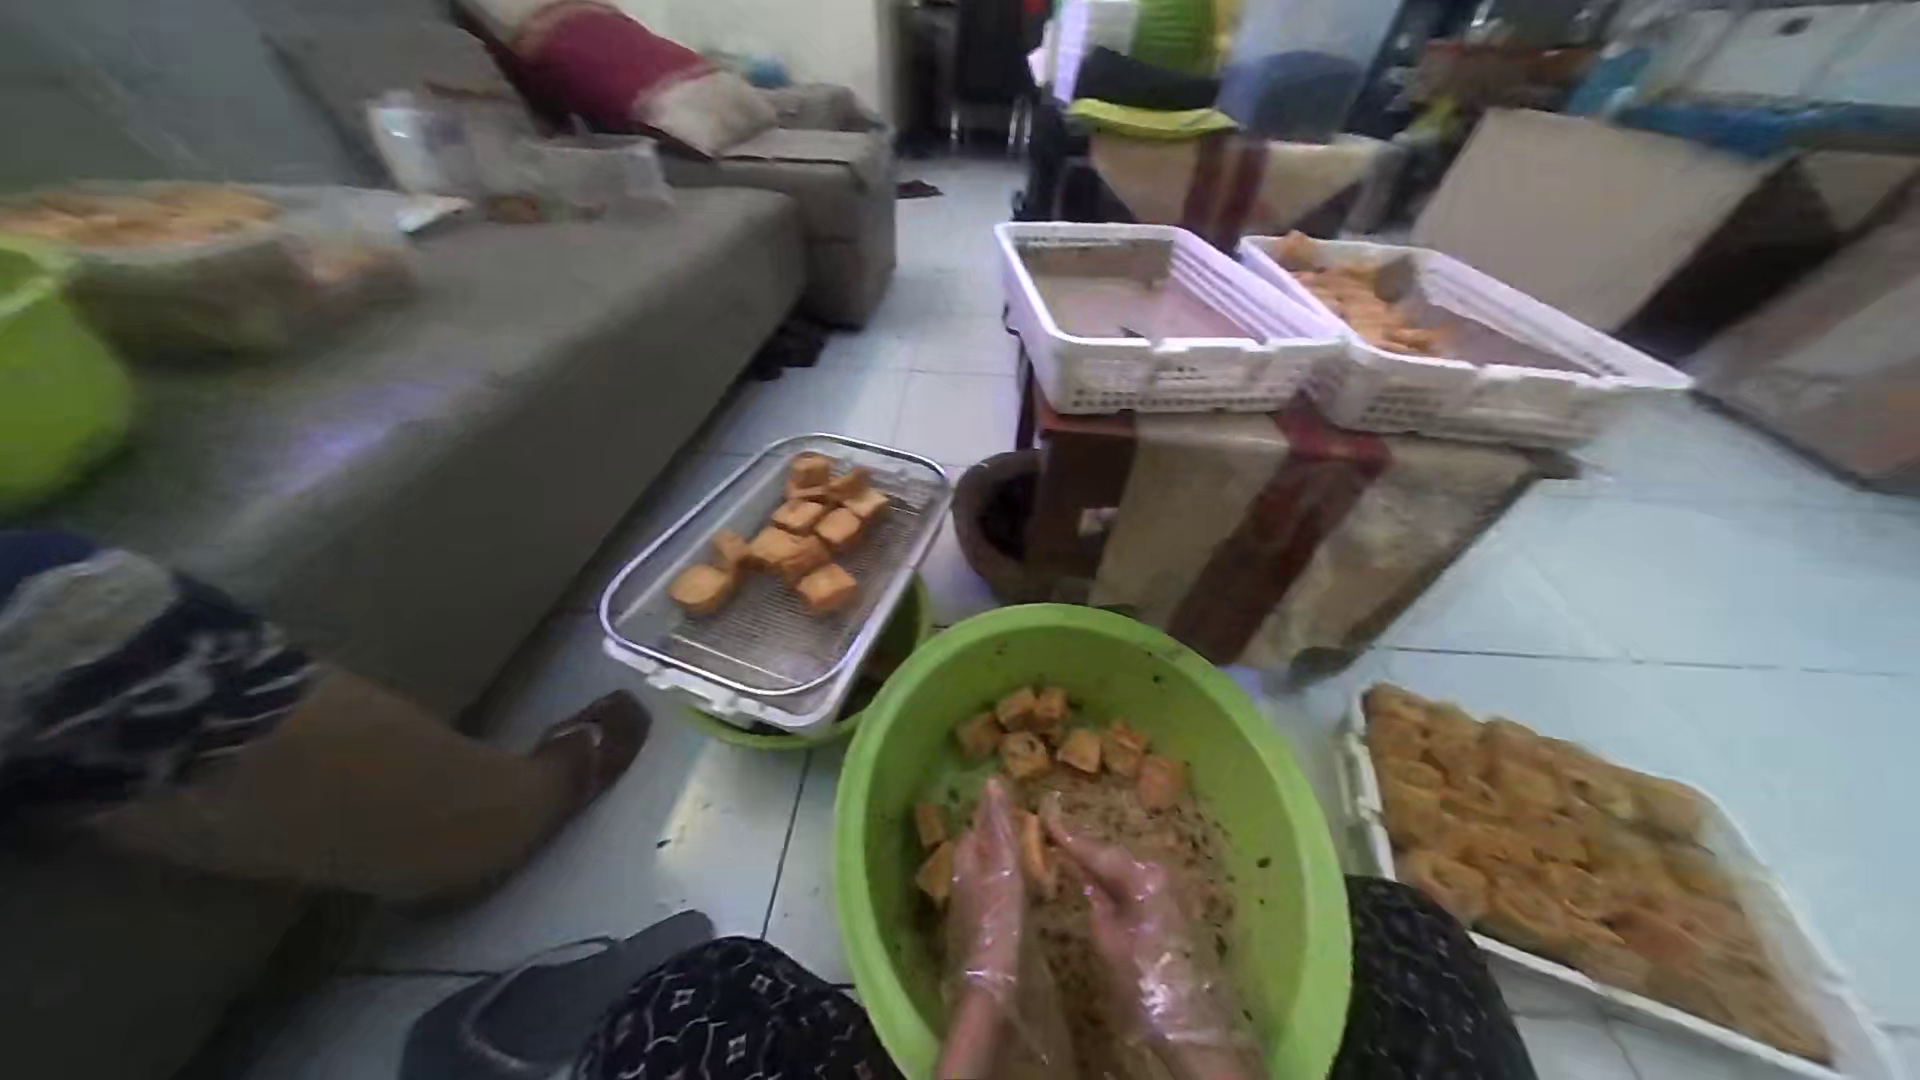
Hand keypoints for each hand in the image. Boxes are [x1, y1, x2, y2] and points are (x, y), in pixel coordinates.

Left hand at [951, 776, 1024, 997]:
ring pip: (987, 876)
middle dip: (998, 839)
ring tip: (1034, 857)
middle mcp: (964, 886)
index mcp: (966, 866)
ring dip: (1005, 864)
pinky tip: (1027, 897)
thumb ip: (999, 828)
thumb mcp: (1004, 868)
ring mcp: (972, 913)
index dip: (991, 815)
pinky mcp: (985, 936)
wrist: (994, 992)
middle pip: (979, 853)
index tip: (1016, 804)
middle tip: (1030, 830)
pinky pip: (997, 900)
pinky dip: (1011, 889)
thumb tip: (992, 780)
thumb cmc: (999, 923)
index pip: (975, 829)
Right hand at [1043, 795, 1258, 1077]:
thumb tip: (1076, 868)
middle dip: (1081, 842)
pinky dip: (1110, 875)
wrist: (1195, 1027)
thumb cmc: (1147, 983)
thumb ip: (1092, 896)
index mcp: (1144, 877)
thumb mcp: (1109, 940)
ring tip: (1063, 843)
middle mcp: (1160, 872)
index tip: (1045, 812)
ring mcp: (1169, 887)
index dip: (1068, 834)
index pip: (1098, 850)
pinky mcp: (1171, 903)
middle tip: (1049, 825)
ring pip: (1122, 865)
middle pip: (1112, 853)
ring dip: (1095, 858)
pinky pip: (1133, 879)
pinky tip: (1092, 871)